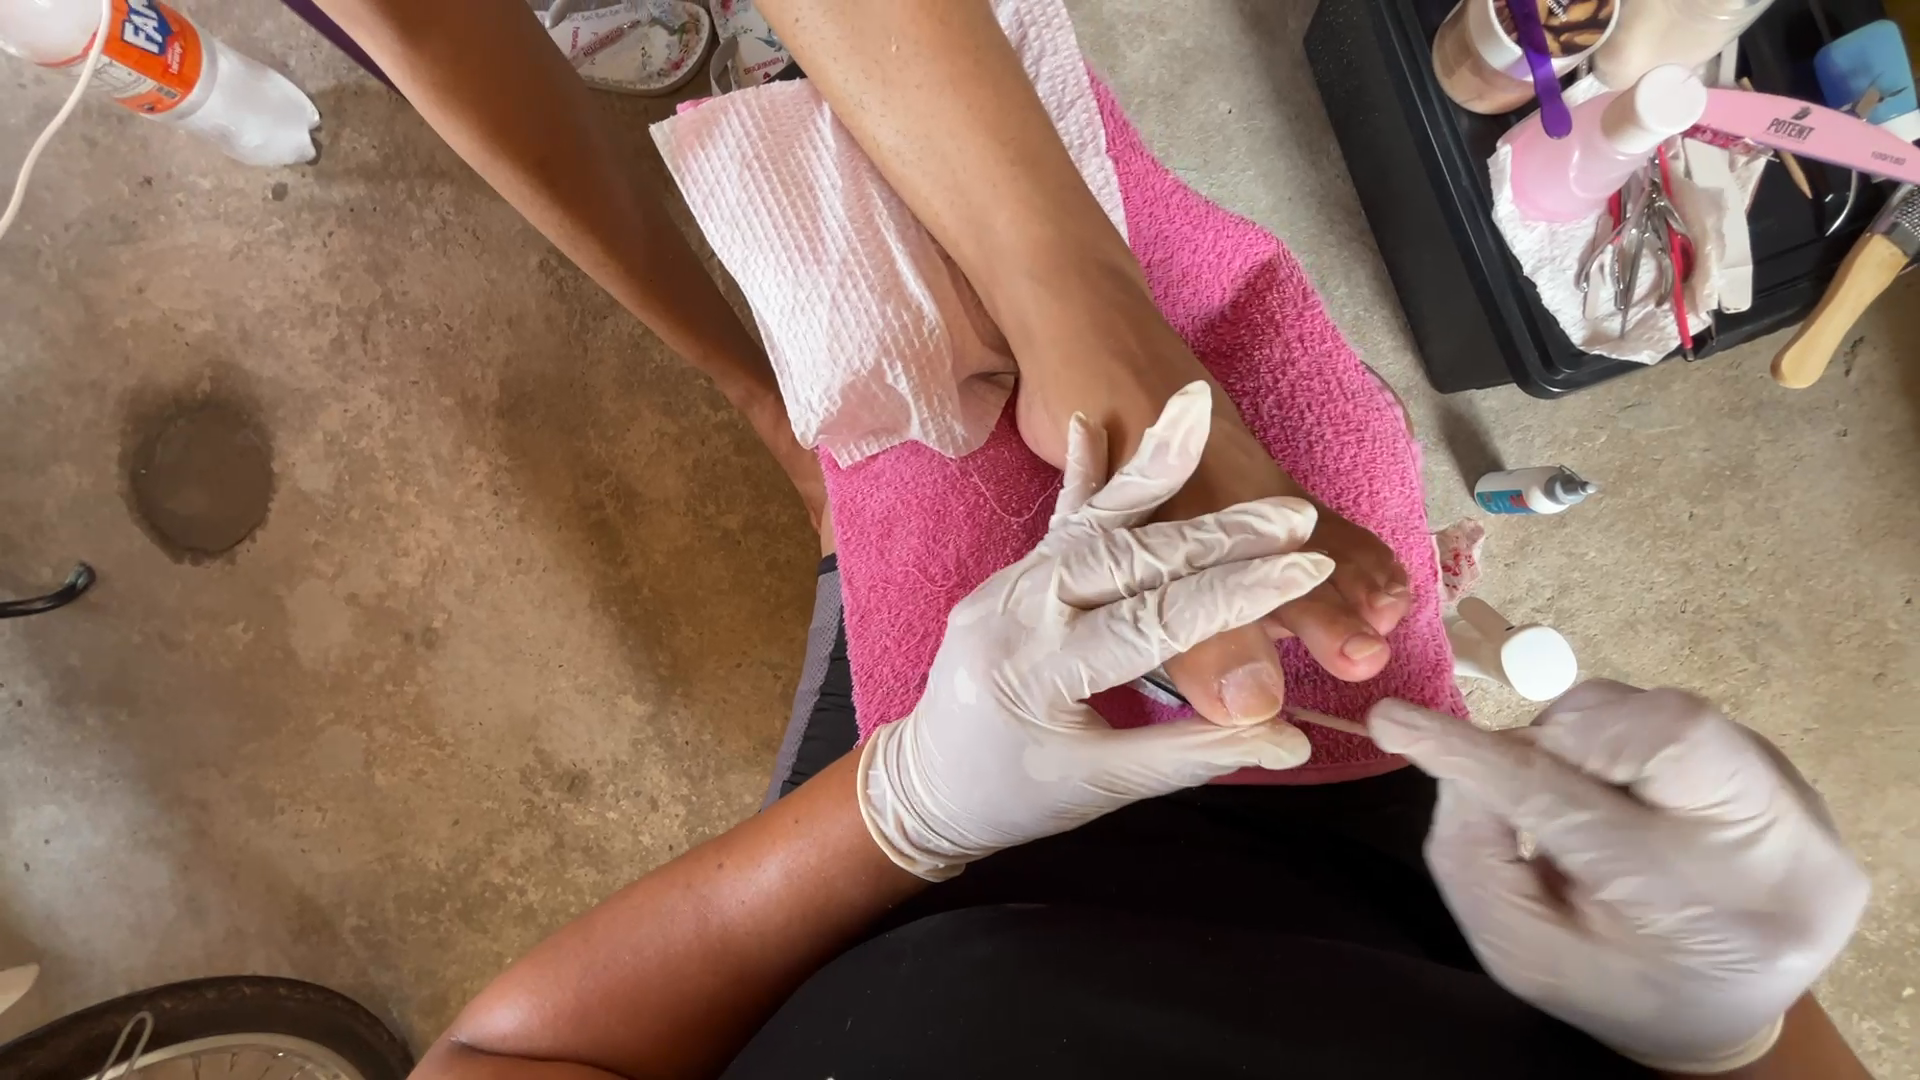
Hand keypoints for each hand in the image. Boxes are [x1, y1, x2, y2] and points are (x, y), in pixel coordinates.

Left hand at [859, 383, 1334, 880]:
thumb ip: (1194, 753)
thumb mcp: (1103, 785)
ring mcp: (1005, 587)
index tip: (1306, 568)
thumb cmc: (1013, 797)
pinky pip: (1051, 526)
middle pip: (1126, 559)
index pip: (1154, 621)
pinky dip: (1078, 479)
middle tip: (1289, 514)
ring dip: (1148, 474)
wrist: (927, 782)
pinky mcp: (1006, 579)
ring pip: (1088, 525)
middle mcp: (1017, 612)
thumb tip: (1293, 734)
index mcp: (1039, 671)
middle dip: (1214, 534)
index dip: (1235, 596)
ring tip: (1196, 420)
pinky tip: (1087, 424)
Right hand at [1369, 682, 1869, 1074]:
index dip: (1467, 754)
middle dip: (1564, 735)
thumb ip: (1471, 845)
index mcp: (1691, 916)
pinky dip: (1621, 736)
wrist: (1713, 1008)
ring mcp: (1802, 817)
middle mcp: (1771, 860)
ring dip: (1586, 734)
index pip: (1559, 804)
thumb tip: (1455, 759)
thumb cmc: (1596, 975)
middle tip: (1522, 766)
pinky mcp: (1797, 787)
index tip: (1391, 720)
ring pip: (1665, 711)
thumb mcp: (1512, 939)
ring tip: (1573, 788)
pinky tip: (1618, 787)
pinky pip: (1684, 719)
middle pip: (1666, 731)